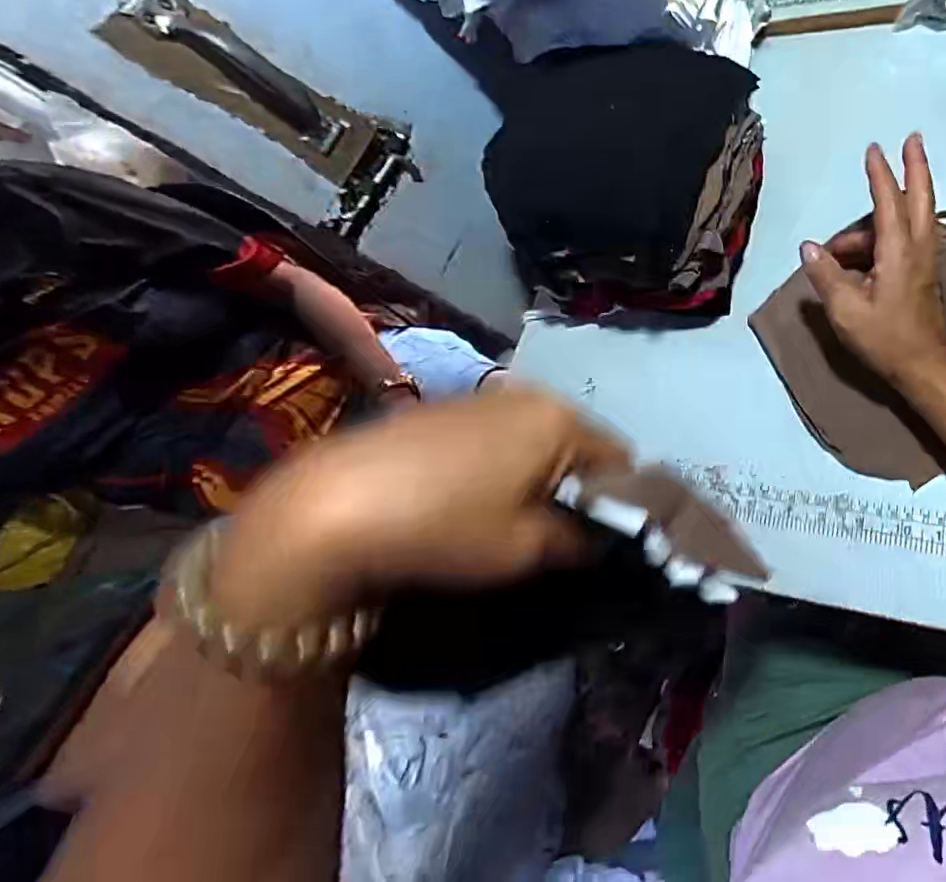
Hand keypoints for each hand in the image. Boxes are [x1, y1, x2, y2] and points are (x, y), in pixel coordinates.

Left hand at [208, 388, 629, 627]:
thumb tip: (600, 539)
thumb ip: (580, 541)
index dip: (620, 502)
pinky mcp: (447, 405)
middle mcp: (533, 395)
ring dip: (541, 472)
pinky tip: (470, 494)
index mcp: (562, 420)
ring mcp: (487, 396)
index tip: (601, 536)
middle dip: (579, 485)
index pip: (623, 460)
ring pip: (542, 437)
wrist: (322, 509)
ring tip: (511, 512)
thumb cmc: (443, 527)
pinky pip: (503, 433)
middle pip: (582, 444)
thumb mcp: (525, 550)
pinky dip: (506, 461)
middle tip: (557, 528)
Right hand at [799, 134, 945, 385]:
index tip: (874, 148)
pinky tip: (858, 256)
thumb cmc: (885, 339)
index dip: (880, 174)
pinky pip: (909, 238)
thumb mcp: (845, 310)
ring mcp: (926, 261)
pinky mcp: (924, 274)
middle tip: (913, 139)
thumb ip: (826, 274)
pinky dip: (887, 233)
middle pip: (920, 197)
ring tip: (836, 250)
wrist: (925, 366)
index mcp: (899, 252)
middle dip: (916, 166)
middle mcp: (918, 248)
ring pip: (910, 221)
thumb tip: (808, 247)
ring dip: (880, 218)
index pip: (888, 202)